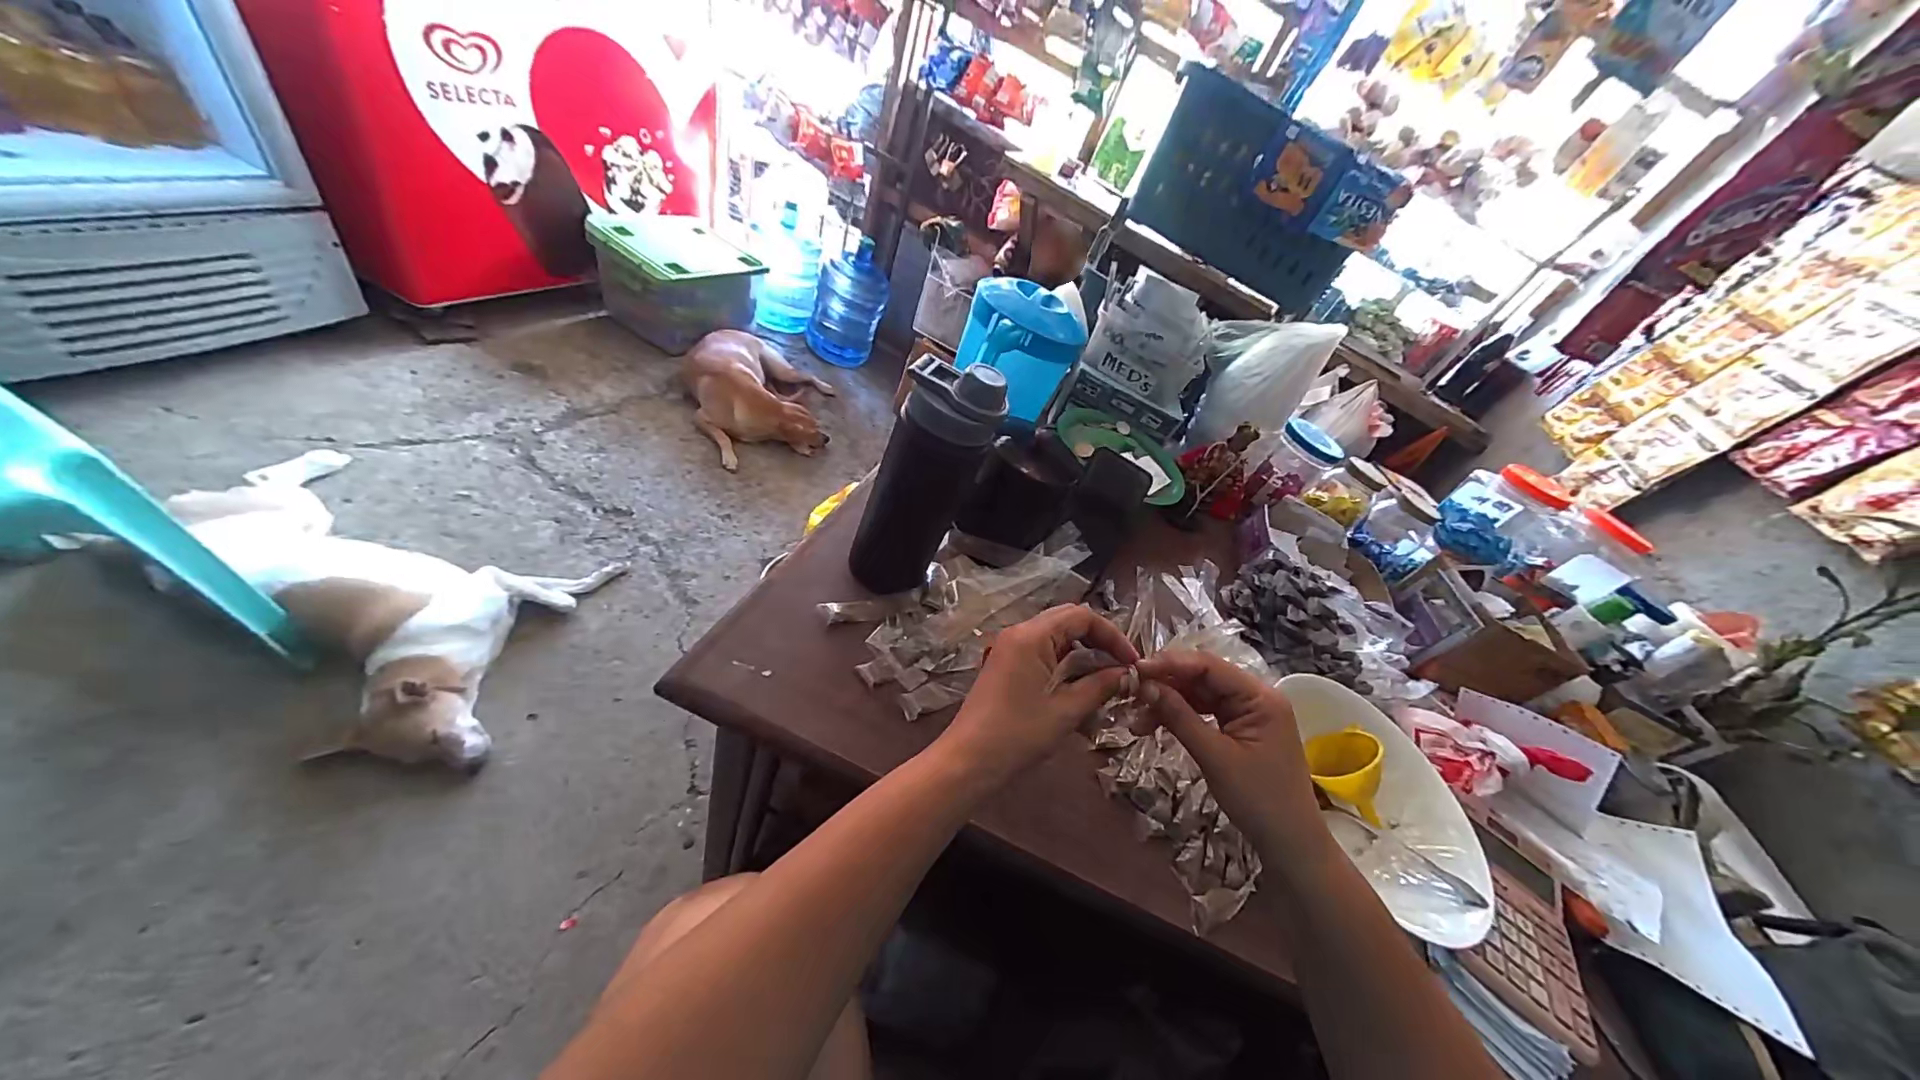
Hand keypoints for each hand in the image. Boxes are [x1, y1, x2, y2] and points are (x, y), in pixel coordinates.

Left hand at [934, 605, 1139, 788]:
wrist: (969, 760)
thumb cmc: (1018, 734)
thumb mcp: (1066, 710)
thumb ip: (1100, 686)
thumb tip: (1126, 674)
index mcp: (1031, 636)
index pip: (1081, 616)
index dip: (1112, 635)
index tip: (1131, 661)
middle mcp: (1018, 634)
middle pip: (1068, 623)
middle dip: (1099, 643)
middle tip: (1122, 668)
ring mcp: (1009, 649)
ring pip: (1056, 640)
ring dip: (1082, 656)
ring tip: (1106, 682)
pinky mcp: (1006, 666)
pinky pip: (1042, 655)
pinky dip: (1064, 667)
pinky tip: (1080, 691)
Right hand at [1135, 651, 1325, 861]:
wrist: (1290, 843)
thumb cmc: (1258, 799)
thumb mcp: (1214, 757)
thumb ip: (1179, 716)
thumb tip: (1145, 685)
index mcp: (1260, 696)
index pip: (1209, 666)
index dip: (1170, 664)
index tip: (1135, 670)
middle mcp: (1255, 696)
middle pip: (1202, 677)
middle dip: (1165, 683)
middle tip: (1130, 693)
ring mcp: (1247, 712)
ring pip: (1199, 694)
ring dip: (1168, 701)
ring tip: (1136, 718)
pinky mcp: (1239, 728)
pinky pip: (1203, 711)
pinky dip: (1179, 716)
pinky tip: (1154, 723)